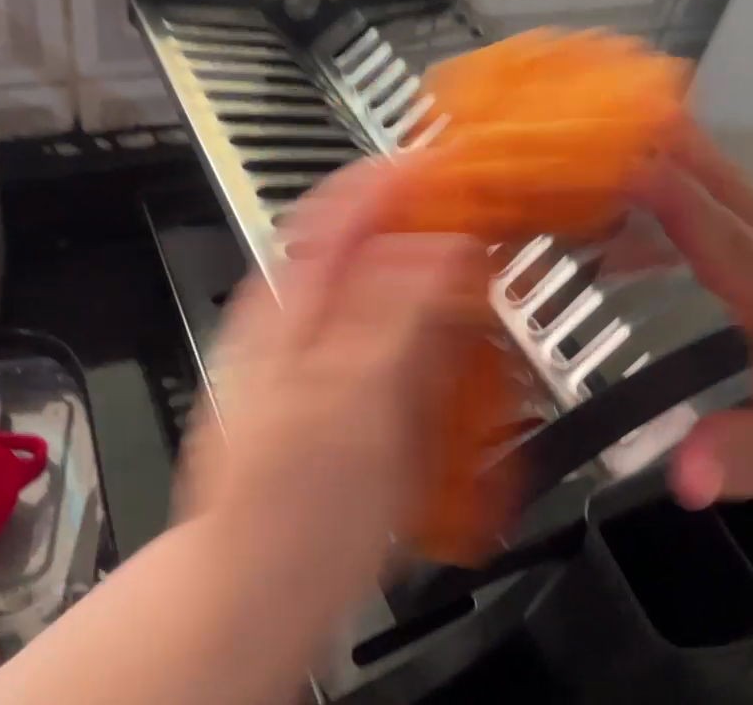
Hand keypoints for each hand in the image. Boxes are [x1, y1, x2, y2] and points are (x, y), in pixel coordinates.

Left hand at [177, 161, 490, 609]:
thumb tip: (438, 243)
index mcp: (290, 304)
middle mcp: (311, 322)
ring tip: (490, 294)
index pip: (340, 208)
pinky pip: (412, 352)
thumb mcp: (349, 397)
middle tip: (490, 231)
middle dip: (437, 234)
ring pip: (400, 298)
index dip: (395, 179)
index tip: (451, 165)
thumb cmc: (281, 501)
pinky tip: (474, 362)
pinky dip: (448, 344)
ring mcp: (337, 361)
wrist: (261, 588)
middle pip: (379, 249)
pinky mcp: (359, 400)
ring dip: (449, 290)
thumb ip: (395, 312)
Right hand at [636, 122, 752, 550]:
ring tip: (606, 162)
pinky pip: (720, 236)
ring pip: (728, 207)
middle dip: (679, 152)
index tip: (628, 164)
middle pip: (734, 196)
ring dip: (674, 177)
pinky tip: (621, 247)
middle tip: (623, 114)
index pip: (732, 243)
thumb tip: (680, 472)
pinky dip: (673, 222)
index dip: (678, 203)